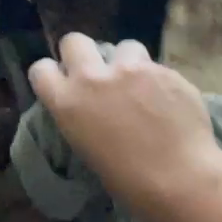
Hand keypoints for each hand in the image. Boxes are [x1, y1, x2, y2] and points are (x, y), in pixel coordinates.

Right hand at [27, 34, 221, 221]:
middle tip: (98, 72)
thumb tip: (89, 103)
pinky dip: (159, 81)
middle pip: (74, 41)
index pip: (40, 69)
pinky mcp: (164, 71)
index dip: (52, 73)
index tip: (63, 81)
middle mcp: (93, 77)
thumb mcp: (86, 145)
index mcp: (67, 101)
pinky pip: (156, 67)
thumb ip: (81, 114)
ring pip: (124, 47)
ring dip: (129, 62)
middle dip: (83, 52)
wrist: (181, 180)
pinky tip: (170, 103)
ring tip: (142, 85)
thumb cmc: (128, 180)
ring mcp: (130, 70)